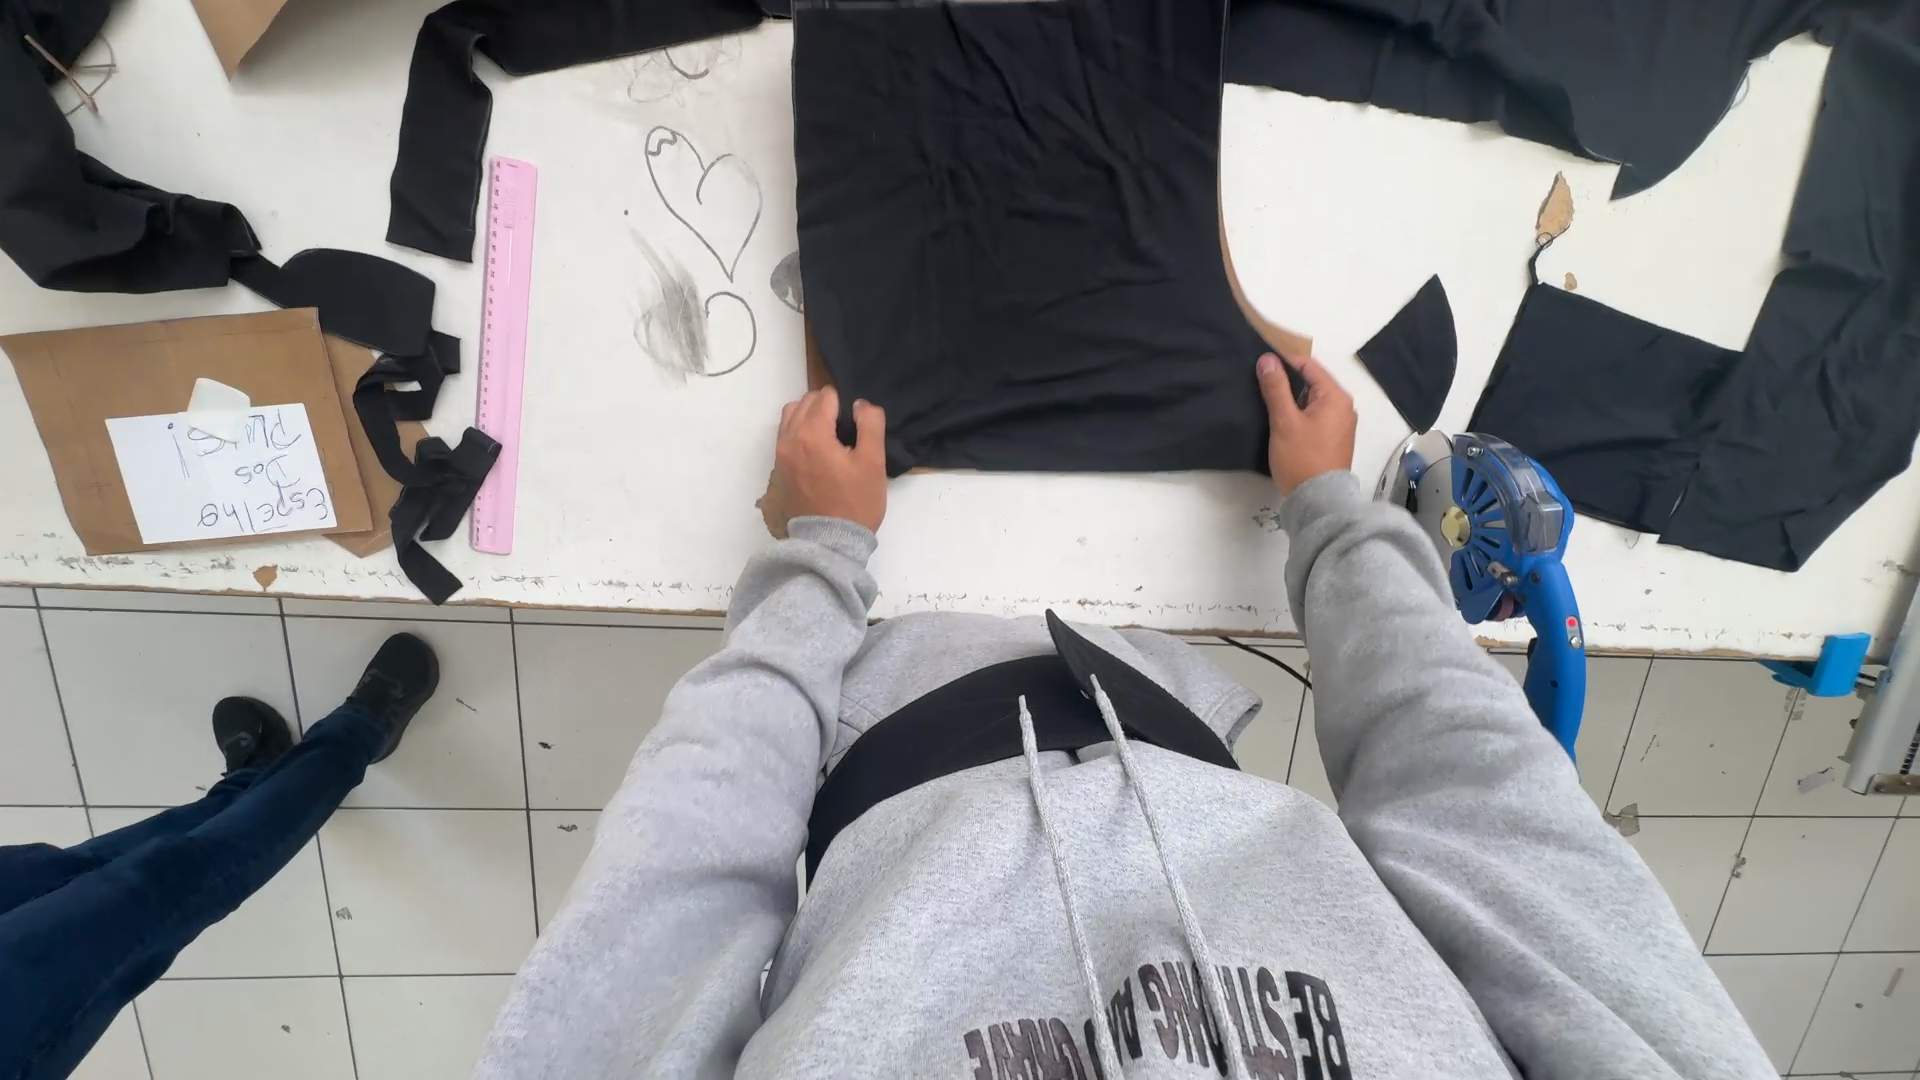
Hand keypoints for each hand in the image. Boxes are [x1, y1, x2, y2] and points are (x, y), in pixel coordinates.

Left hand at [765, 387, 887, 533]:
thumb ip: (870, 425)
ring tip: (832, 438)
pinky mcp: (780, 469)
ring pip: (791, 416)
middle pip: (807, 402)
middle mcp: (790, 439)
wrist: (831, 542)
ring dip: (811, 417)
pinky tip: (819, 451)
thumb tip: (860, 404)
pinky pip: (786, 436)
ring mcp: (781, 455)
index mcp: (812, 433)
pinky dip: (800, 432)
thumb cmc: (856, 502)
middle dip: (827, 407)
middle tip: (848, 431)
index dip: (846, 404)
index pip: (826, 396)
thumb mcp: (873, 462)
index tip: (857, 425)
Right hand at [1257, 350, 1355, 494]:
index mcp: (1336, 397)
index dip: (1285, 359)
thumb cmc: (1301, 457)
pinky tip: (1282, 416)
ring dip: (1292, 395)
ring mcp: (1341, 424)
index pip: (1309, 366)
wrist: (1317, 499)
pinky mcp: (1333, 438)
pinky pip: (1315, 414)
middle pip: (1313, 382)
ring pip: (1313, 399)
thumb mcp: (1284, 421)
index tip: (1262, 357)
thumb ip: (1275, 388)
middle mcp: (1344, 406)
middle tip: (1260, 375)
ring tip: (1267, 394)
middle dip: (1288, 377)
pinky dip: (1299, 409)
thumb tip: (1267, 359)